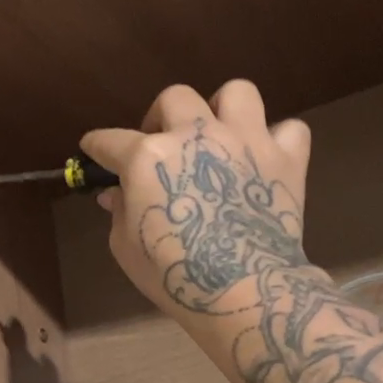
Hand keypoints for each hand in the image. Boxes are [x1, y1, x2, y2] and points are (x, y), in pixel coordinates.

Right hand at [80, 81, 312, 322]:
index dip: (97, 145)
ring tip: (216, 134)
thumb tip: (117, 193)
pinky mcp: (287, 157)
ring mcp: (246, 140)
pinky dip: (277, 139)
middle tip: (160, 144)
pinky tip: (264, 160)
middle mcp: (195, 135)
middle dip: (160, 117)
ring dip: (222, 109)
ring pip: (236, 93)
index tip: (93, 148)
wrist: (244, 290)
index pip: (111, 140)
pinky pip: (289, 129)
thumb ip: (120, 211)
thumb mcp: (126, 247)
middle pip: (174, 98)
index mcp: (148, 157)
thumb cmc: (172, 273)